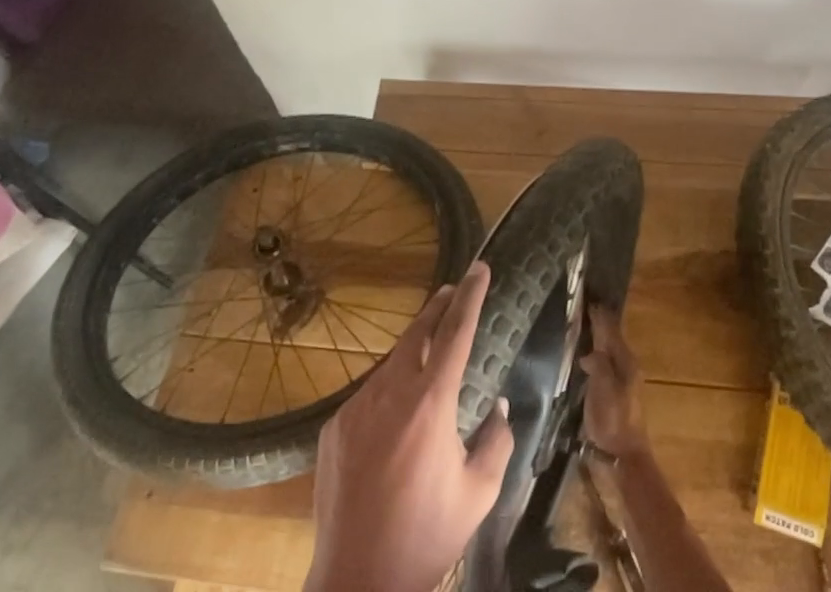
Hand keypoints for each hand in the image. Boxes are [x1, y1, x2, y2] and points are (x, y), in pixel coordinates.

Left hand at [305, 261, 514, 591]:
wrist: (358, 578)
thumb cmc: (428, 535)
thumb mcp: (480, 492)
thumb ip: (496, 440)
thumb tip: (497, 406)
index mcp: (431, 404)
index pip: (456, 334)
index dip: (470, 297)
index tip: (479, 269)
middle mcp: (389, 394)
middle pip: (417, 335)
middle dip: (438, 308)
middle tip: (453, 289)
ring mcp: (355, 408)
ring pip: (390, 364)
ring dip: (413, 351)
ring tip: (432, 348)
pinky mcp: (334, 428)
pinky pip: (368, 394)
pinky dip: (389, 388)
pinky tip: (399, 411)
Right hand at [581, 306, 648, 458]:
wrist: (623, 454)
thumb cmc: (613, 420)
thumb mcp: (604, 390)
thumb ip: (598, 365)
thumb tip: (588, 352)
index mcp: (624, 361)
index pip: (610, 329)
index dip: (598, 313)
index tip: (586, 295)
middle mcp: (625, 365)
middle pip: (611, 335)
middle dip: (598, 320)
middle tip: (581, 303)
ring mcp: (621, 378)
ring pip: (608, 347)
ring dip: (596, 334)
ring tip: (580, 321)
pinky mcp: (613, 389)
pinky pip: (603, 359)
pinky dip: (594, 350)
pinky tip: (583, 352)